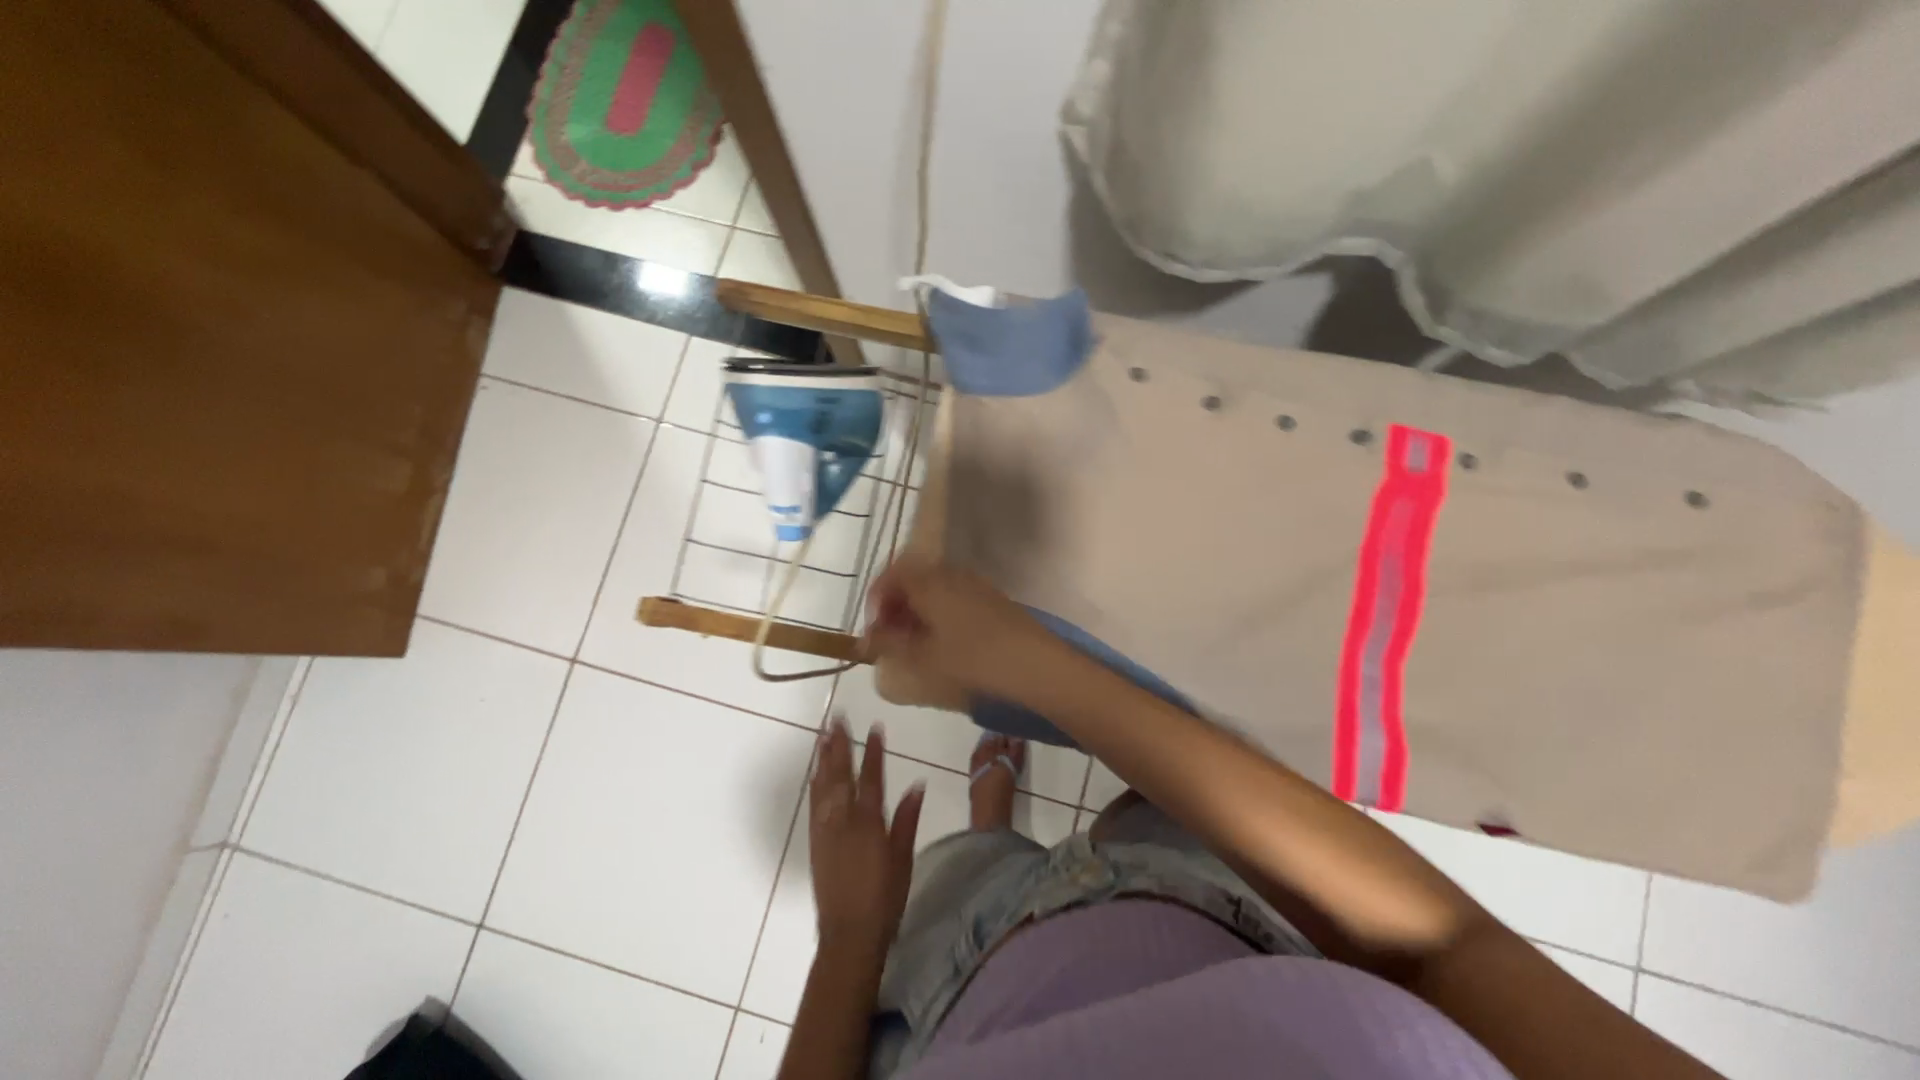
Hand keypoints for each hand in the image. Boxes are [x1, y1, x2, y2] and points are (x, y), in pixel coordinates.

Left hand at [808, 718, 924, 952]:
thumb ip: (907, 820)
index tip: (875, 727)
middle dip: (840, 744)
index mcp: (869, 823)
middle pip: (841, 774)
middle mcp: (843, 820)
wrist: (848, 934)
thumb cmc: (885, 898)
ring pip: (823, 785)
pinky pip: (814, 803)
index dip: (874, 751)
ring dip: (824, 757)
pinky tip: (816, 772)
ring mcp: (826, 829)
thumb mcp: (903, 859)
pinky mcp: (815, 841)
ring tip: (823, 734)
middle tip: (837, 718)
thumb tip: (917, 784)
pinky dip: (815, 782)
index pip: (872, 778)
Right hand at [863, 555, 1066, 703]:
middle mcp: (951, 574)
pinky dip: (940, 615)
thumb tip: (866, 639)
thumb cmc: (972, 659)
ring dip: (919, 612)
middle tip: (890, 639)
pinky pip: (955, 599)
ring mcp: (975, 585)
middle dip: (897, 606)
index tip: (873, 628)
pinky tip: (943, 644)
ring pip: (935, 590)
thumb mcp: (922, 656)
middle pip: (914, 580)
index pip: (892, 574)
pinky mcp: (993, 600)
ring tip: (914, 646)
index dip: (877, 599)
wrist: (1035, 664)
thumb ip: (889, 644)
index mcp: (930, 581)